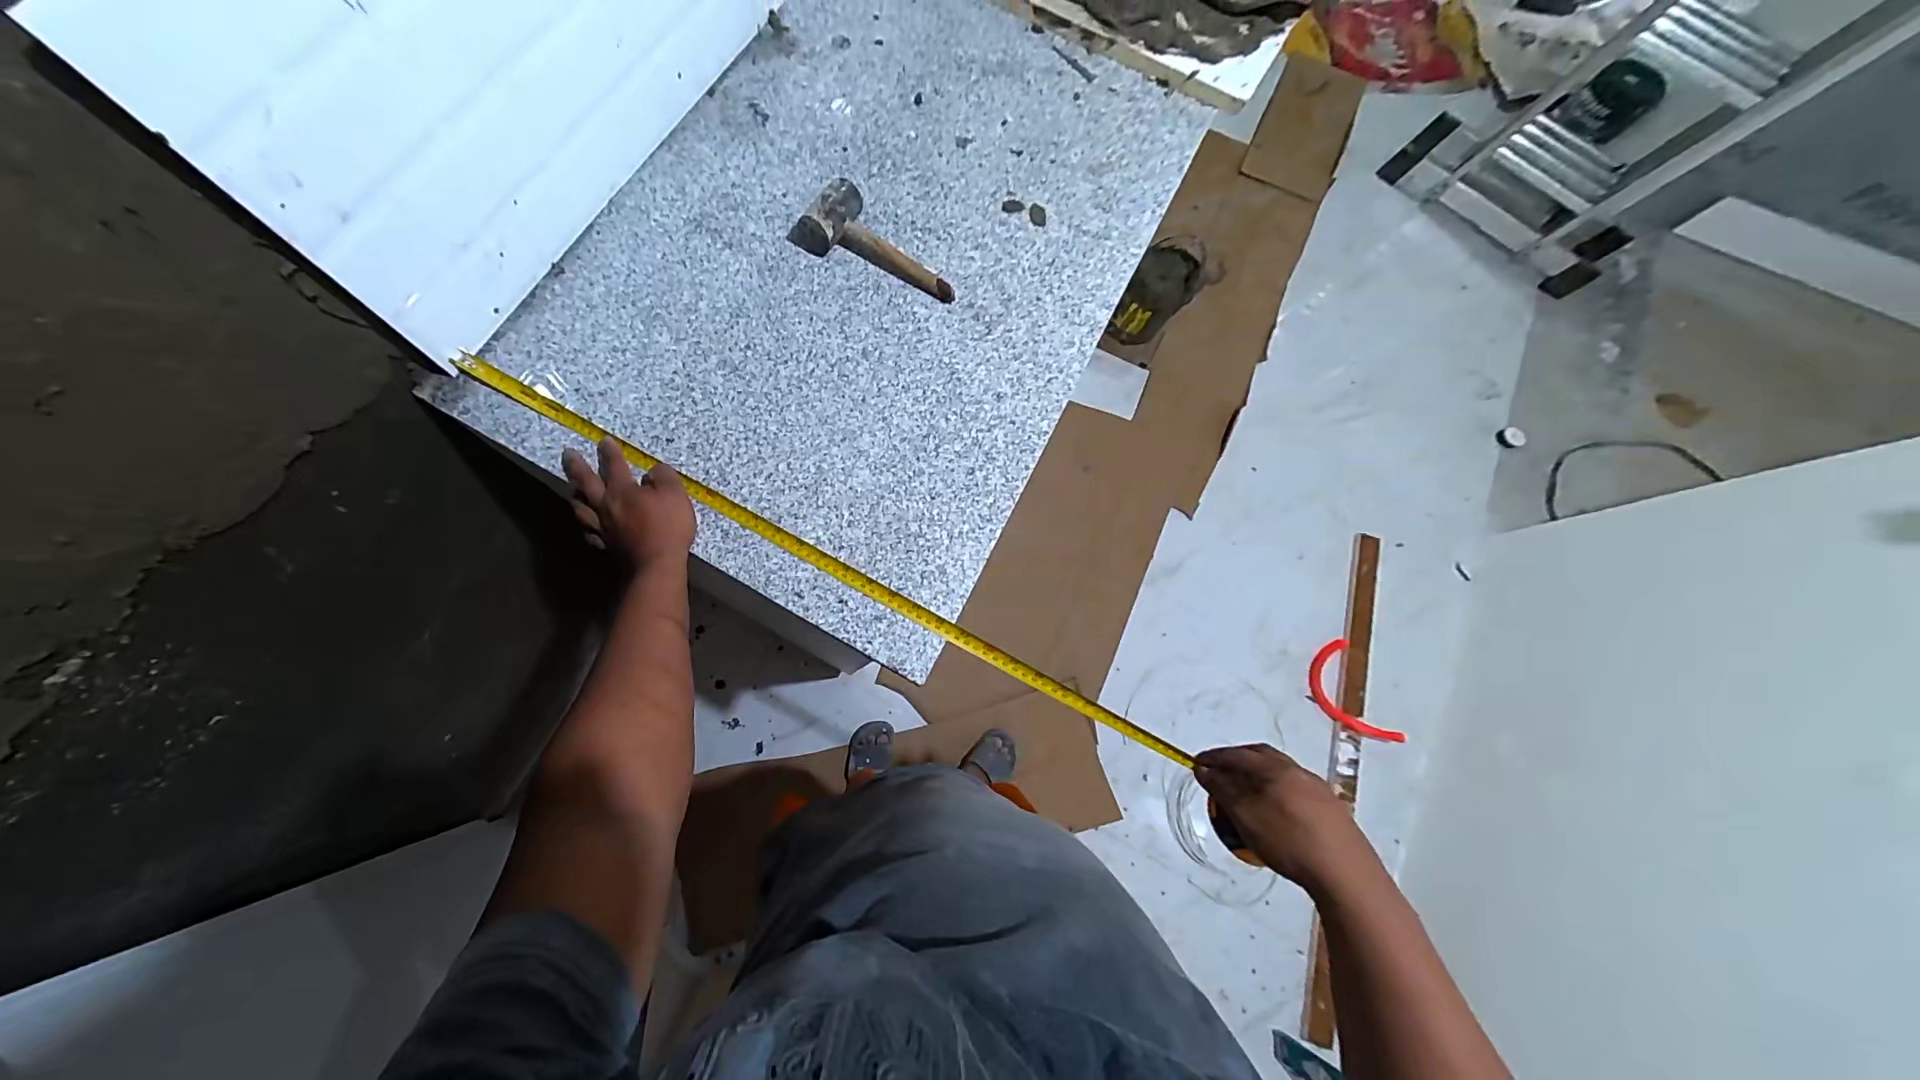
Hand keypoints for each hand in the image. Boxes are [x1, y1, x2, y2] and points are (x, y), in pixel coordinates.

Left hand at [561, 437, 696, 566]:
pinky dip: (586, 526)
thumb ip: (664, 477)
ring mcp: (603, 527)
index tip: (603, 441)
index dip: (609, 452)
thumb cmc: (667, 526)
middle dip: (576, 466)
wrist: (656, 564)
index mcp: (622, 490)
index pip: (613, 465)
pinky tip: (587, 525)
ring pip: (581, 508)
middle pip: (585, 483)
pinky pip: (590, 533)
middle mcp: (606, 506)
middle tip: (567, 454)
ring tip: (571, 489)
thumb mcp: (675, 493)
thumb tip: (652, 473)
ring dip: (575, 495)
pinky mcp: (606, 545)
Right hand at [1194, 743, 1376, 894]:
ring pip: (1280, 772)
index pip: (1238, 754)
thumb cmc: (1289, 842)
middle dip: (1238, 759)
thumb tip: (1205, 770)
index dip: (1215, 757)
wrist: (1346, 874)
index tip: (1197, 763)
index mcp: (1276, 769)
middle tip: (1219, 770)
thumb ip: (1223, 790)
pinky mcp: (1331, 809)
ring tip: (1245, 791)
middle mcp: (1298, 771)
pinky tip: (1275, 811)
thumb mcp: (1246, 817)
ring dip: (1258, 774)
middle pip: (1262, 756)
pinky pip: (1295, 789)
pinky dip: (1276, 790)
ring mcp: (1318, 789)